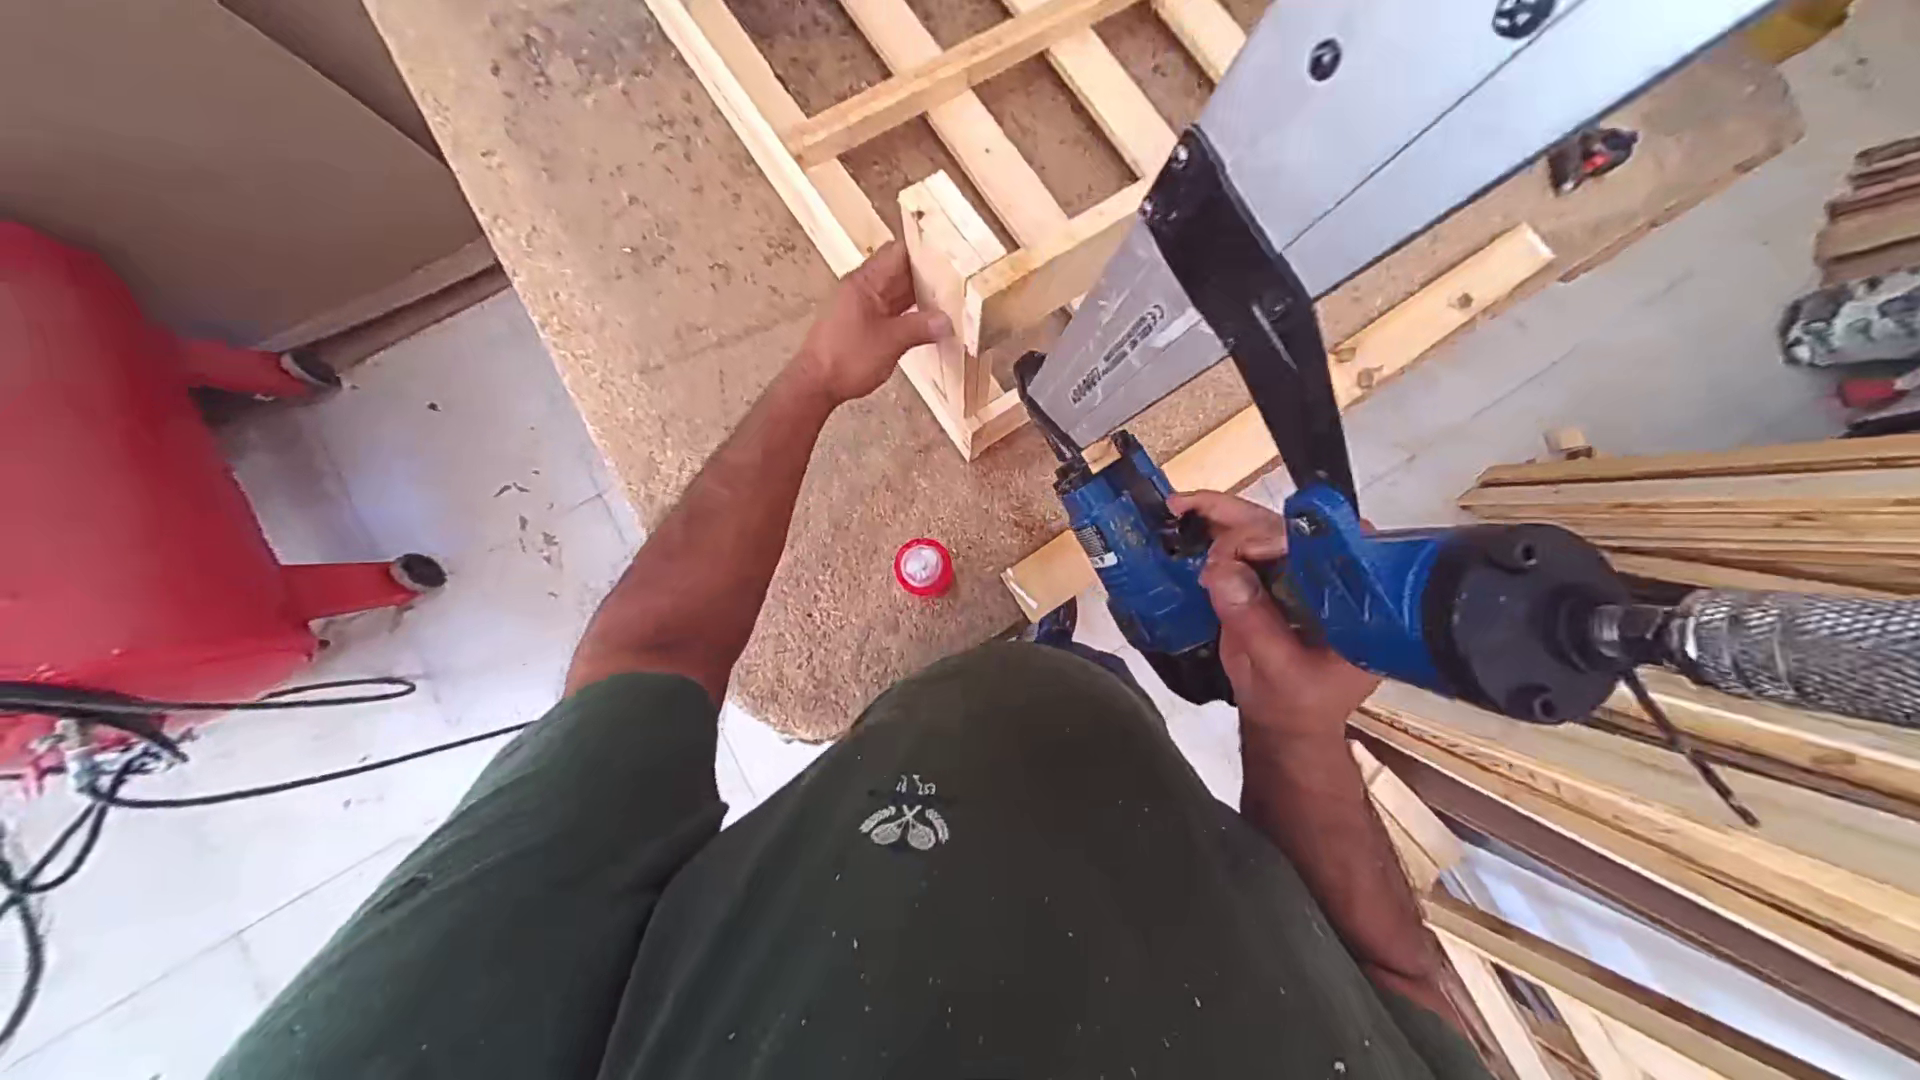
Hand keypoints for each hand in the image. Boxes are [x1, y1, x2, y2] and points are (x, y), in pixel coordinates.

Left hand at [792, 241, 950, 405]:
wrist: (816, 384)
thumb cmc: (848, 358)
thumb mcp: (890, 342)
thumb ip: (920, 328)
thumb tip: (947, 321)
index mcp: (865, 282)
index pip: (898, 252)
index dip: (924, 251)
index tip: (950, 255)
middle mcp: (862, 288)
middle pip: (899, 271)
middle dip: (927, 275)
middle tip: (958, 279)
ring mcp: (861, 307)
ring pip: (896, 292)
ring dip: (919, 296)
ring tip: (950, 299)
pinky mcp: (862, 325)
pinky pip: (890, 311)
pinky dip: (908, 313)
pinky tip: (927, 321)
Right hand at [1167, 490, 1379, 745]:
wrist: (1282, 715)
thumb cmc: (1296, 702)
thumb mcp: (1279, 671)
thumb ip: (1255, 625)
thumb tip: (1221, 570)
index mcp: (1355, 596)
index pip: (1327, 548)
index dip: (1283, 539)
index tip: (1239, 550)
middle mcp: (1331, 571)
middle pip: (1288, 528)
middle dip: (1239, 527)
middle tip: (1198, 531)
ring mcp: (1299, 566)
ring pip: (1261, 524)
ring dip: (1220, 513)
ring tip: (1181, 506)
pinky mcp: (1270, 567)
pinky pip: (1242, 537)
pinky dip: (1211, 525)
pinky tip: (1184, 514)